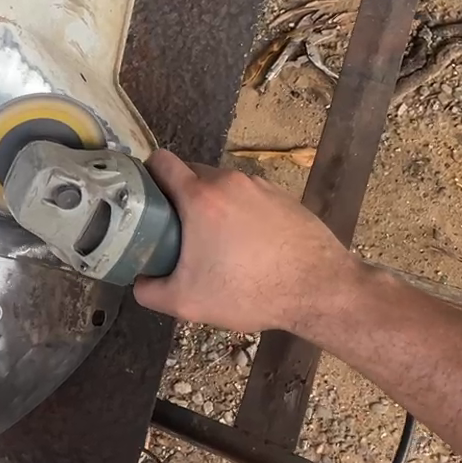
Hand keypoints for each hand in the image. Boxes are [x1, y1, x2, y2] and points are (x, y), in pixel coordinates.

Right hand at [133, 150, 364, 333]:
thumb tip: (138, 280)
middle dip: (179, 195)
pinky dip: (241, 213)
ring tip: (216, 241)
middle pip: (191, 173)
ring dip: (212, 205)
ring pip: (222, 186)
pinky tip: (249, 245)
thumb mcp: (186, 302)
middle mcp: (228, 181)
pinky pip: (250, 197)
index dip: (146, 174)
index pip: (161, 161)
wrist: (323, 291)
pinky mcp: (285, 197)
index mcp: (199, 196)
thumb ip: (149, 290)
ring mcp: (260, 185)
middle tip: (177, 229)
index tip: (144, 197)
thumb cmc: (250, 291)